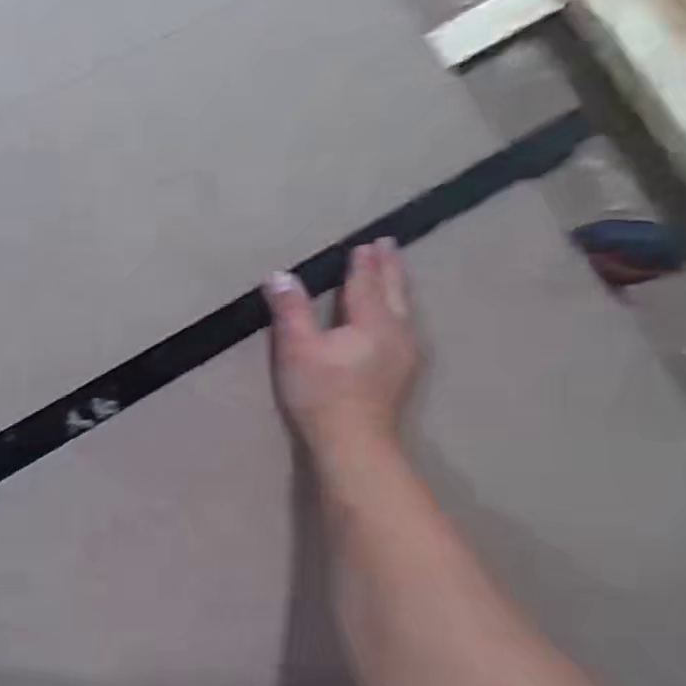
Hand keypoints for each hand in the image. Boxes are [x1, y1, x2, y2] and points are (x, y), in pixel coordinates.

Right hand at [264, 238, 421, 452]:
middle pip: (393, 292)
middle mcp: (396, 332)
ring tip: (393, 275)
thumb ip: (290, 310)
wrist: (353, 442)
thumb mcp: (296, 348)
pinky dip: (399, 311)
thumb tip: (280, 275)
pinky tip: (395, 320)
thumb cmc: (321, 393)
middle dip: (388, 268)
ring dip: (397, 288)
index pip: (365, 284)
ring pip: (404, 310)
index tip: (366, 243)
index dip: (362, 264)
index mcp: (372, 321)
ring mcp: (404, 355)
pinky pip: (404, 329)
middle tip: (388, 245)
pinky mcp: (401, 375)